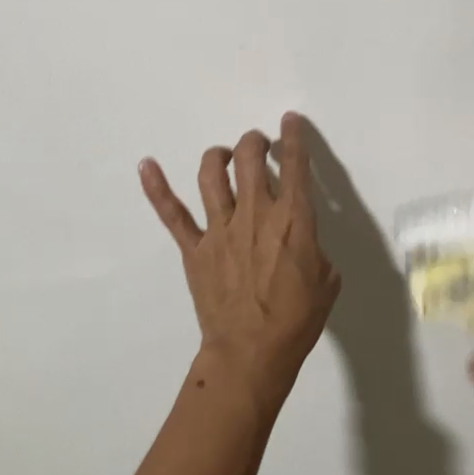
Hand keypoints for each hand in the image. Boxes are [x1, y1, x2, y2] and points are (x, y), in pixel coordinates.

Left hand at [140, 111, 342, 406]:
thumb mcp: (327, 278)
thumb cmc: (297, 319)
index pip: (295, 165)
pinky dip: (157, 188)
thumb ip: (313, 247)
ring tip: (225, 155)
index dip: (294, 137)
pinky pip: (173, 213)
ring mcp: (220, 229)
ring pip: (212, 175)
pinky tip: (146, 165)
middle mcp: (255, 213)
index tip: (291, 121)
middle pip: (249, 159)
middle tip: (258, 143)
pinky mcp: (195, 248)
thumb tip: (300, 240)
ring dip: (218, 156)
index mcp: (293, 219)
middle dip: (254, 141)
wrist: (252, 353)